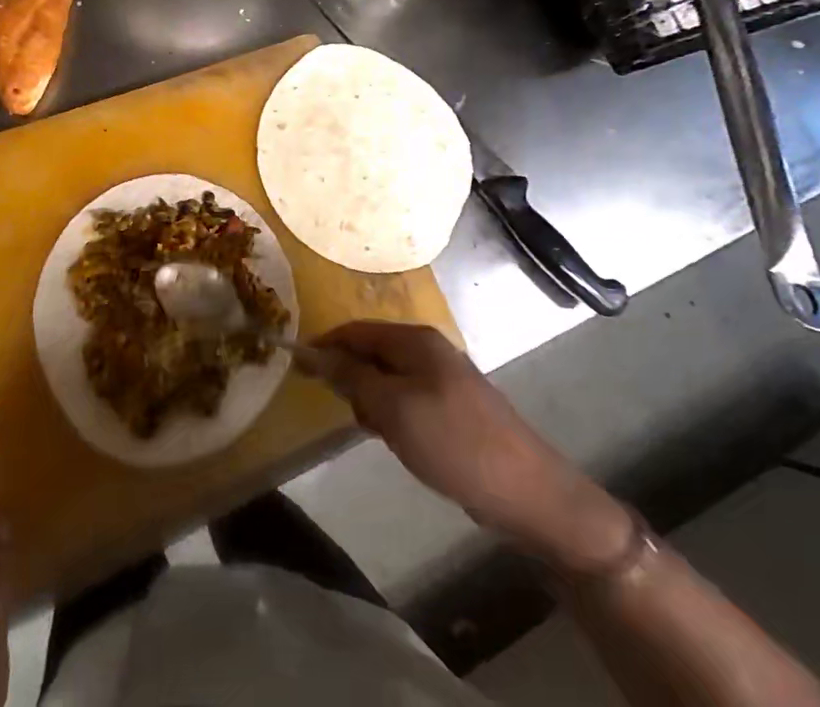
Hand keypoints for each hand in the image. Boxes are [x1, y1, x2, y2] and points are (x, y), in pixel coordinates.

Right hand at [296, 322, 571, 538]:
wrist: (524, 490)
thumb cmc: (453, 442)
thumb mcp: (393, 408)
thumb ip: (352, 377)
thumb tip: (314, 353)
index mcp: (416, 340)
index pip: (355, 330)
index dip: (324, 346)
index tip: (295, 369)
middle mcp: (429, 350)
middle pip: (370, 352)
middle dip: (351, 379)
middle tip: (352, 414)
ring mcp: (442, 378)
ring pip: (386, 380)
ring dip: (371, 402)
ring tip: (379, 433)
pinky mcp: (449, 406)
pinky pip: (405, 400)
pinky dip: (391, 416)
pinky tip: (398, 441)